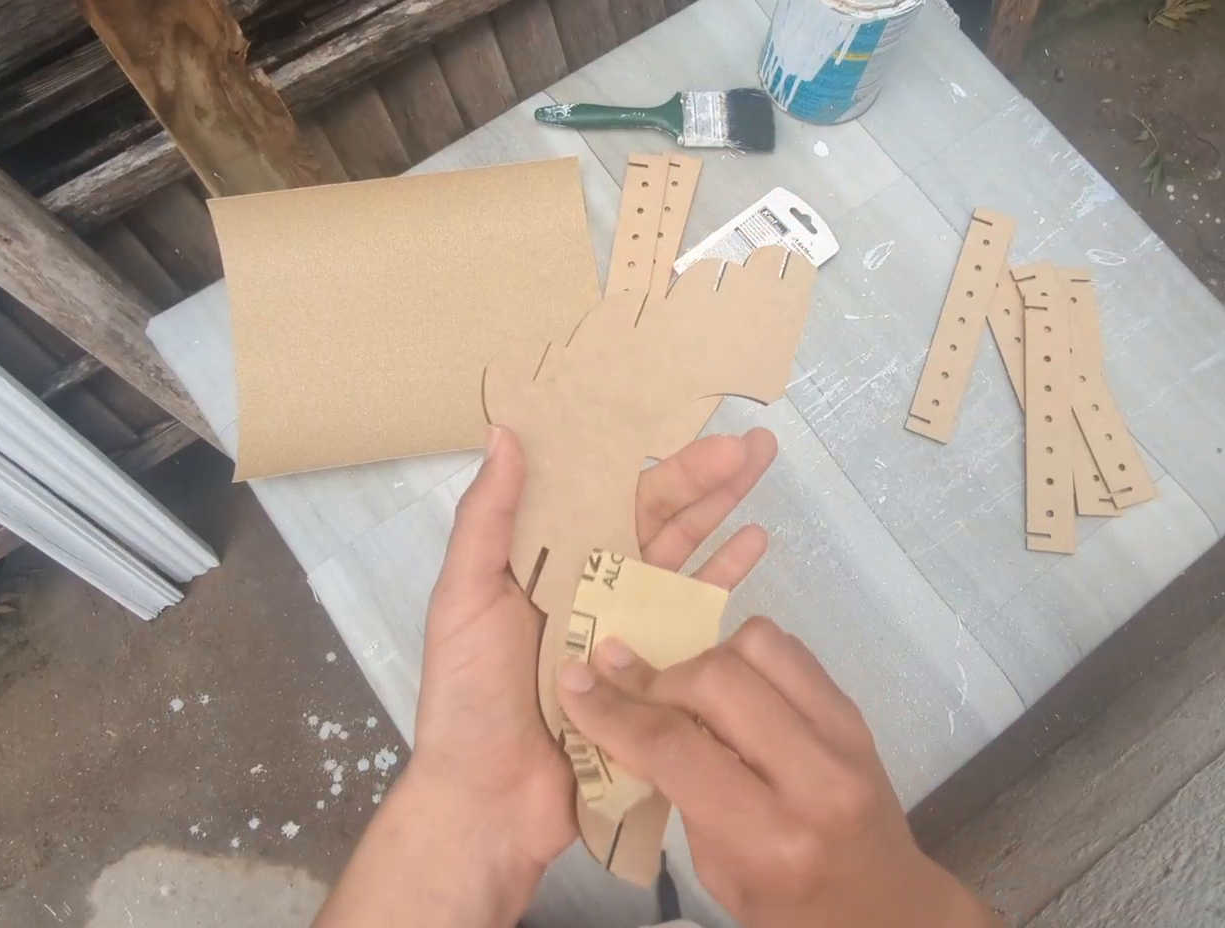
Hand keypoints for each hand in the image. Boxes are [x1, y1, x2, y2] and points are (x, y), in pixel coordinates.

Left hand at [365, 423, 777, 922]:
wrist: (490, 802)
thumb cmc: (469, 693)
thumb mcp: (463, 597)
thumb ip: (486, 518)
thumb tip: (505, 430)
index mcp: (550, 555)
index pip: (605, 491)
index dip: (645, 456)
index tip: (678, 421)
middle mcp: (594, 576)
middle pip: (656, 513)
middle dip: (702, 473)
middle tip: (749, 442)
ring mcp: (629, 619)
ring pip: (682, 549)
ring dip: (721, 507)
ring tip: (761, 467)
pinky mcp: (655, 663)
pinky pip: (694, 610)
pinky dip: (724, 573)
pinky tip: (754, 540)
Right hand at [558, 618, 1000, 927]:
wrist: (884, 904)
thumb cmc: (784, 903)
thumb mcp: (715, 867)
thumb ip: (676, 782)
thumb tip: (622, 699)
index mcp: (769, 840)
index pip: (676, 749)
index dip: (614, 709)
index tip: (575, 680)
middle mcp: (814, 779)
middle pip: (716, 680)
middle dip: (662, 678)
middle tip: (640, 690)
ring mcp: (844, 735)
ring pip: (756, 642)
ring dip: (709, 658)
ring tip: (695, 691)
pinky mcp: (854, 707)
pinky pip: (787, 645)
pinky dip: (746, 652)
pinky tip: (736, 685)